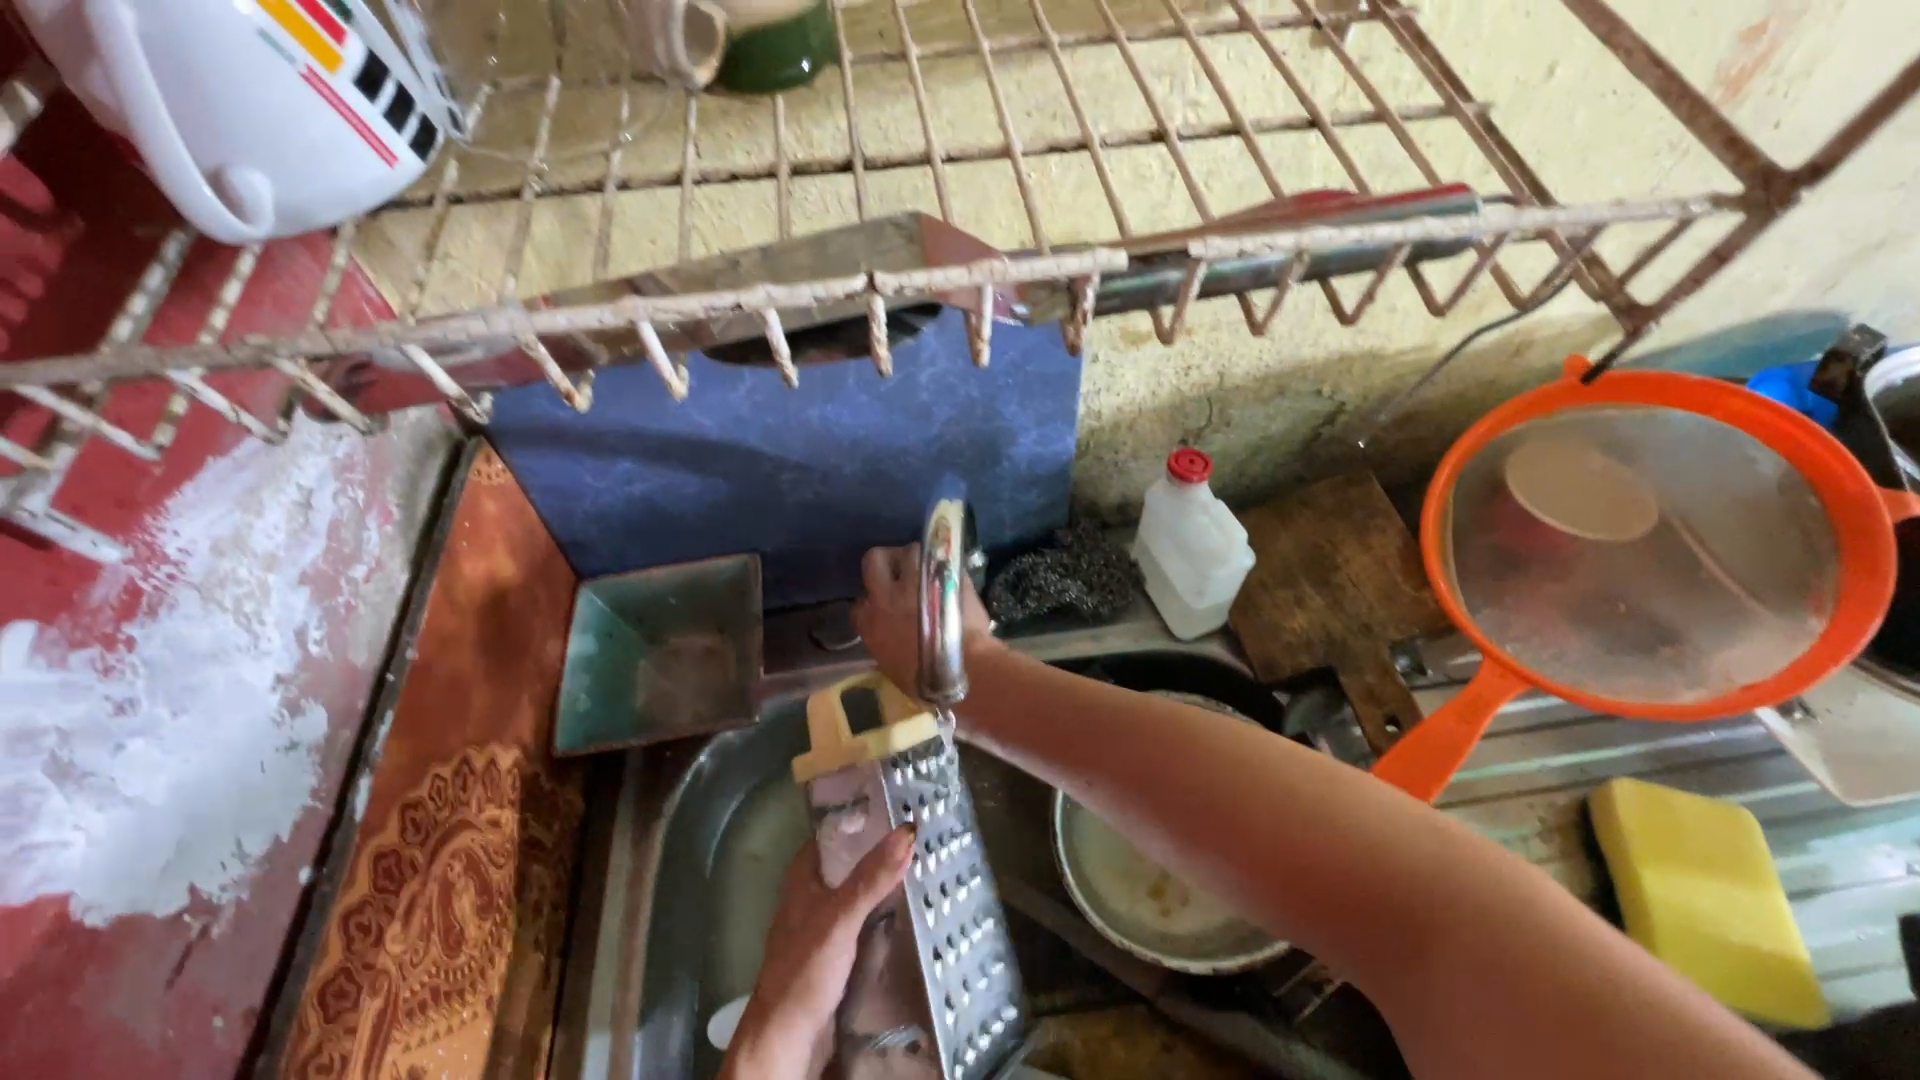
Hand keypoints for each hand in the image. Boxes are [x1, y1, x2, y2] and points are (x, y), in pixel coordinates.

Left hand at [720, 827, 915, 1079]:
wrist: (786, 1038)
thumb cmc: (804, 969)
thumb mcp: (840, 916)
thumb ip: (871, 877)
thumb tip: (906, 831)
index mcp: (802, 878)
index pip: (833, 834)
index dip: (861, 819)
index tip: (898, 807)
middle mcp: (811, 897)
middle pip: (850, 865)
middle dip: (882, 854)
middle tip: (924, 840)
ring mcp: (824, 928)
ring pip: (860, 897)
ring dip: (887, 888)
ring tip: (930, 871)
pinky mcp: (837, 957)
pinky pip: (866, 927)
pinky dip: (887, 919)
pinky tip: (914, 918)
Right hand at [851, 544, 996, 696]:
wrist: (965, 667)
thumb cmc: (927, 679)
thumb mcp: (892, 667)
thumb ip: (884, 643)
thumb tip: (889, 638)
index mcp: (872, 622)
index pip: (859, 603)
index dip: (870, 602)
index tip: (880, 607)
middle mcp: (889, 595)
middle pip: (875, 559)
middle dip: (885, 561)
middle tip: (897, 571)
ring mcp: (919, 581)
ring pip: (911, 551)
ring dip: (916, 559)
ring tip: (926, 571)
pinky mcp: (948, 576)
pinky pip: (941, 561)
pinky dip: (943, 568)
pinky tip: (948, 579)